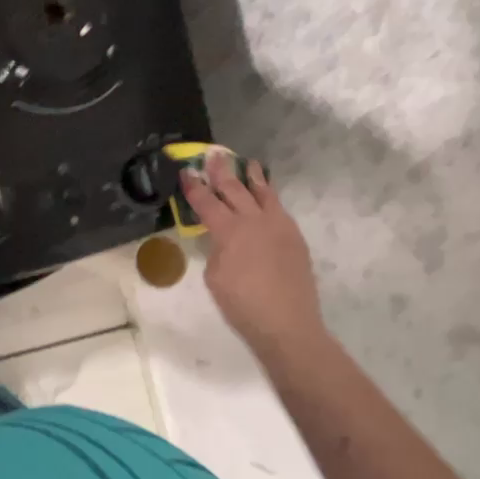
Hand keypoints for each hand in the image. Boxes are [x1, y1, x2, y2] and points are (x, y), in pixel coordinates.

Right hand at [179, 156, 324, 353]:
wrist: (286, 322)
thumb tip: (222, 240)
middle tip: (214, 155)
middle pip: (234, 189)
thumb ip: (216, 251)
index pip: (206, 203)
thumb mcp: (214, 278)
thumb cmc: (242, 305)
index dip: (193, 187)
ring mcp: (278, 225)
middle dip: (222, 172)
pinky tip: (266, 195)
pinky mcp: (294, 236)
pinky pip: (278, 208)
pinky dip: (269, 196)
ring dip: (251, 177)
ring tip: (246, 163)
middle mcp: (253, 221)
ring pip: (263, 193)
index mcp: (229, 231)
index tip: (186, 171)